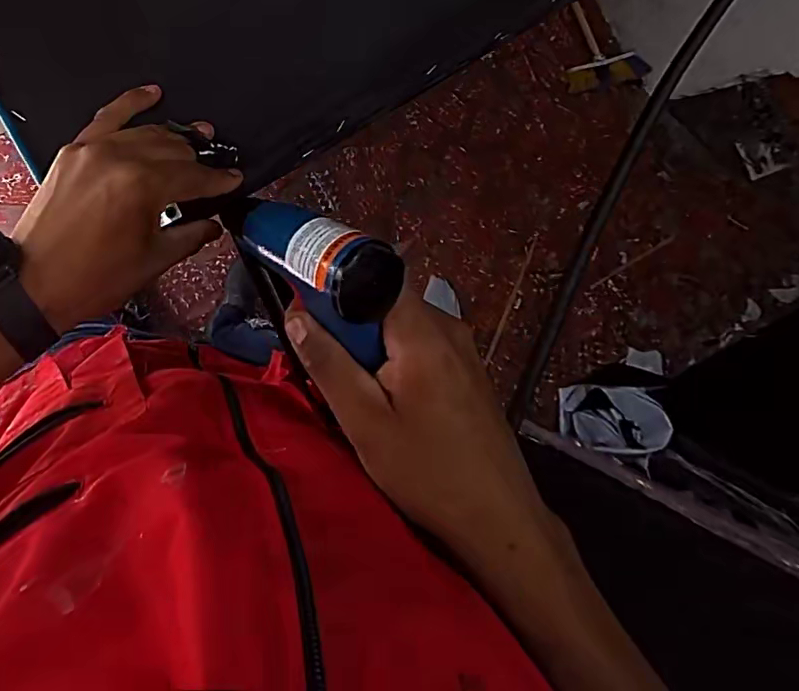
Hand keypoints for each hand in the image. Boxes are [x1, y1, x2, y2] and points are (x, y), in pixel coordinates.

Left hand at [12, 85, 241, 329]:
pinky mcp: (74, 151)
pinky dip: (130, 102)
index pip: (193, 176)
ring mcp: (92, 151)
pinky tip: (150, 94)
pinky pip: (107, 117)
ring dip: (174, 137)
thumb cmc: (89, 279)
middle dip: (198, 161)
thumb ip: (189, 235)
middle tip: (212, 170)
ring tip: (195, 138)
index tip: (231, 179)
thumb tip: (210, 223)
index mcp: (141, 187)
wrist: (32, 286)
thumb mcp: (152, 261)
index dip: (218, 180)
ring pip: (147, 132)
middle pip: (173, 150)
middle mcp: (118, 160)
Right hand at [284, 281, 552, 564]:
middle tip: (324, 361)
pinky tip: (386, 399)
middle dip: (349, 323)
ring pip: (400, 324)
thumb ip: (328, 364)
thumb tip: (297, 317)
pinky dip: (393, 357)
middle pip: (385, 300)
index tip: (306, 312)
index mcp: (423, 332)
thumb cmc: (428, 472)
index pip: (375, 276)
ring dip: (370, 344)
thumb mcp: (365, 423)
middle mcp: (448, 327)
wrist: (501, 523)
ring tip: (353, 386)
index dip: (336, 286)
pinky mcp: (468, 369)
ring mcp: (463, 348)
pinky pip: (419, 343)